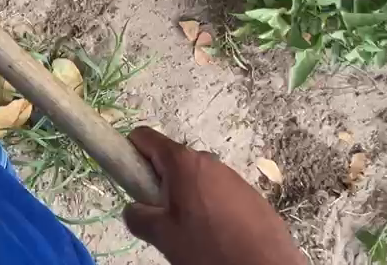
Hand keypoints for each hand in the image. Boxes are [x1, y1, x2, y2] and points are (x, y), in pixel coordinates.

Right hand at [124, 127, 304, 264]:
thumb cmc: (209, 250)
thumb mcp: (164, 237)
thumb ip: (138, 216)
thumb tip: (134, 210)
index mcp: (182, 162)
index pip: (144, 137)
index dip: (131, 152)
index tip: (131, 177)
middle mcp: (208, 160)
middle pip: (173, 161)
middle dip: (163, 183)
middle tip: (166, 216)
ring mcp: (235, 178)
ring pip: (199, 179)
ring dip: (191, 196)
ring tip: (197, 232)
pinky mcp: (255, 198)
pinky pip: (224, 194)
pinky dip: (216, 208)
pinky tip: (222, 237)